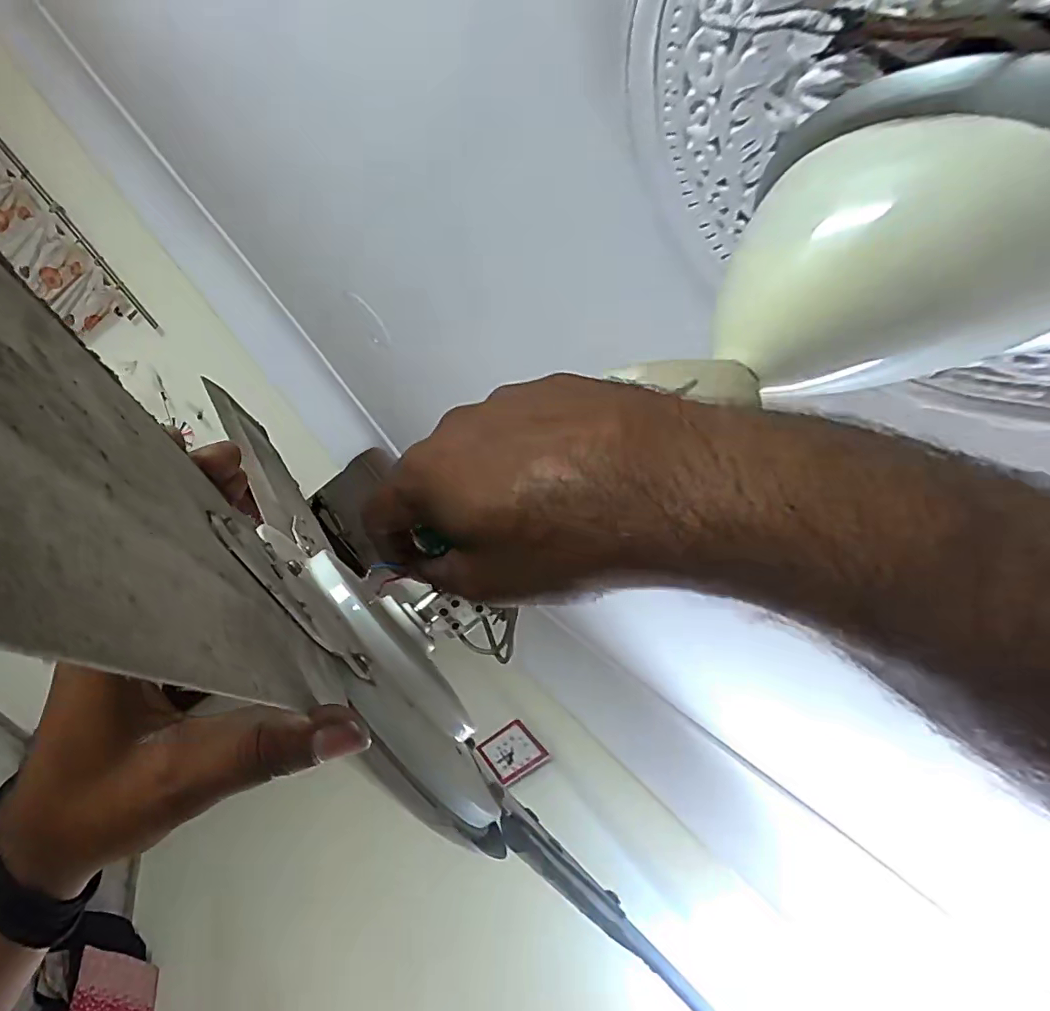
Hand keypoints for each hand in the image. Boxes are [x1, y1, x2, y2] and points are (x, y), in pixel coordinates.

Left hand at [0, 440, 367, 896]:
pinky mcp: (143, 663)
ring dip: (219, 552)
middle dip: (210, 511)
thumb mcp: (180, 779)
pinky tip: (260, 593)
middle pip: (163, 548)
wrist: (50, 841)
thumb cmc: (94, 804)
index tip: (225, 462)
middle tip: (262, 483)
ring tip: (270, 521)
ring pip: (177, 581)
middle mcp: (113, 622)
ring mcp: (129, 641)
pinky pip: (185, 617)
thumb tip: (349, 728)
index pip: (140, 541)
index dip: (178, 494)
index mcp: (106, 632)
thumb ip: (263, 751)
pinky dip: (219, 600)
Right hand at [361, 374, 752, 602]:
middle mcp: (453, 428)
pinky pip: (520, 426)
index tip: (418, 561)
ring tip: (538, 506)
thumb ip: (436, 573)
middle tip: (482, 540)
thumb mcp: (488, 584)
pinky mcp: (553, 386)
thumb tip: (424, 561)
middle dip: (440, 509)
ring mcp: (504, 401)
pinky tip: (571, 476)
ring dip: (484, 477)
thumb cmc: (566, 542)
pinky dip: (528, 452)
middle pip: (426, 475)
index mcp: (425, 475)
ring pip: (474, 447)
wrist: (671, 485)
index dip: (391, 544)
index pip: (378, 510)